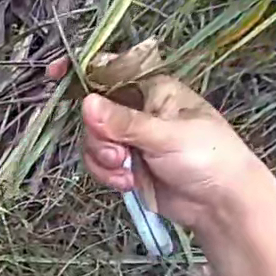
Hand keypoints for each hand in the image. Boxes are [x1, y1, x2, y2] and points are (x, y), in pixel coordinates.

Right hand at [50, 58, 273, 234]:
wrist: (220, 204)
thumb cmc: (207, 157)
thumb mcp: (165, 136)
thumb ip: (123, 122)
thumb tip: (86, 103)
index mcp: (152, 89)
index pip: (110, 71)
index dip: (82, 72)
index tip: (55, 74)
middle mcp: (137, 110)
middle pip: (93, 112)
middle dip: (98, 137)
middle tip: (118, 155)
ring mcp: (130, 139)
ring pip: (92, 141)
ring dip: (102, 159)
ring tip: (126, 173)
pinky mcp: (125, 165)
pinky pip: (98, 163)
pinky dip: (106, 175)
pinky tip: (126, 184)